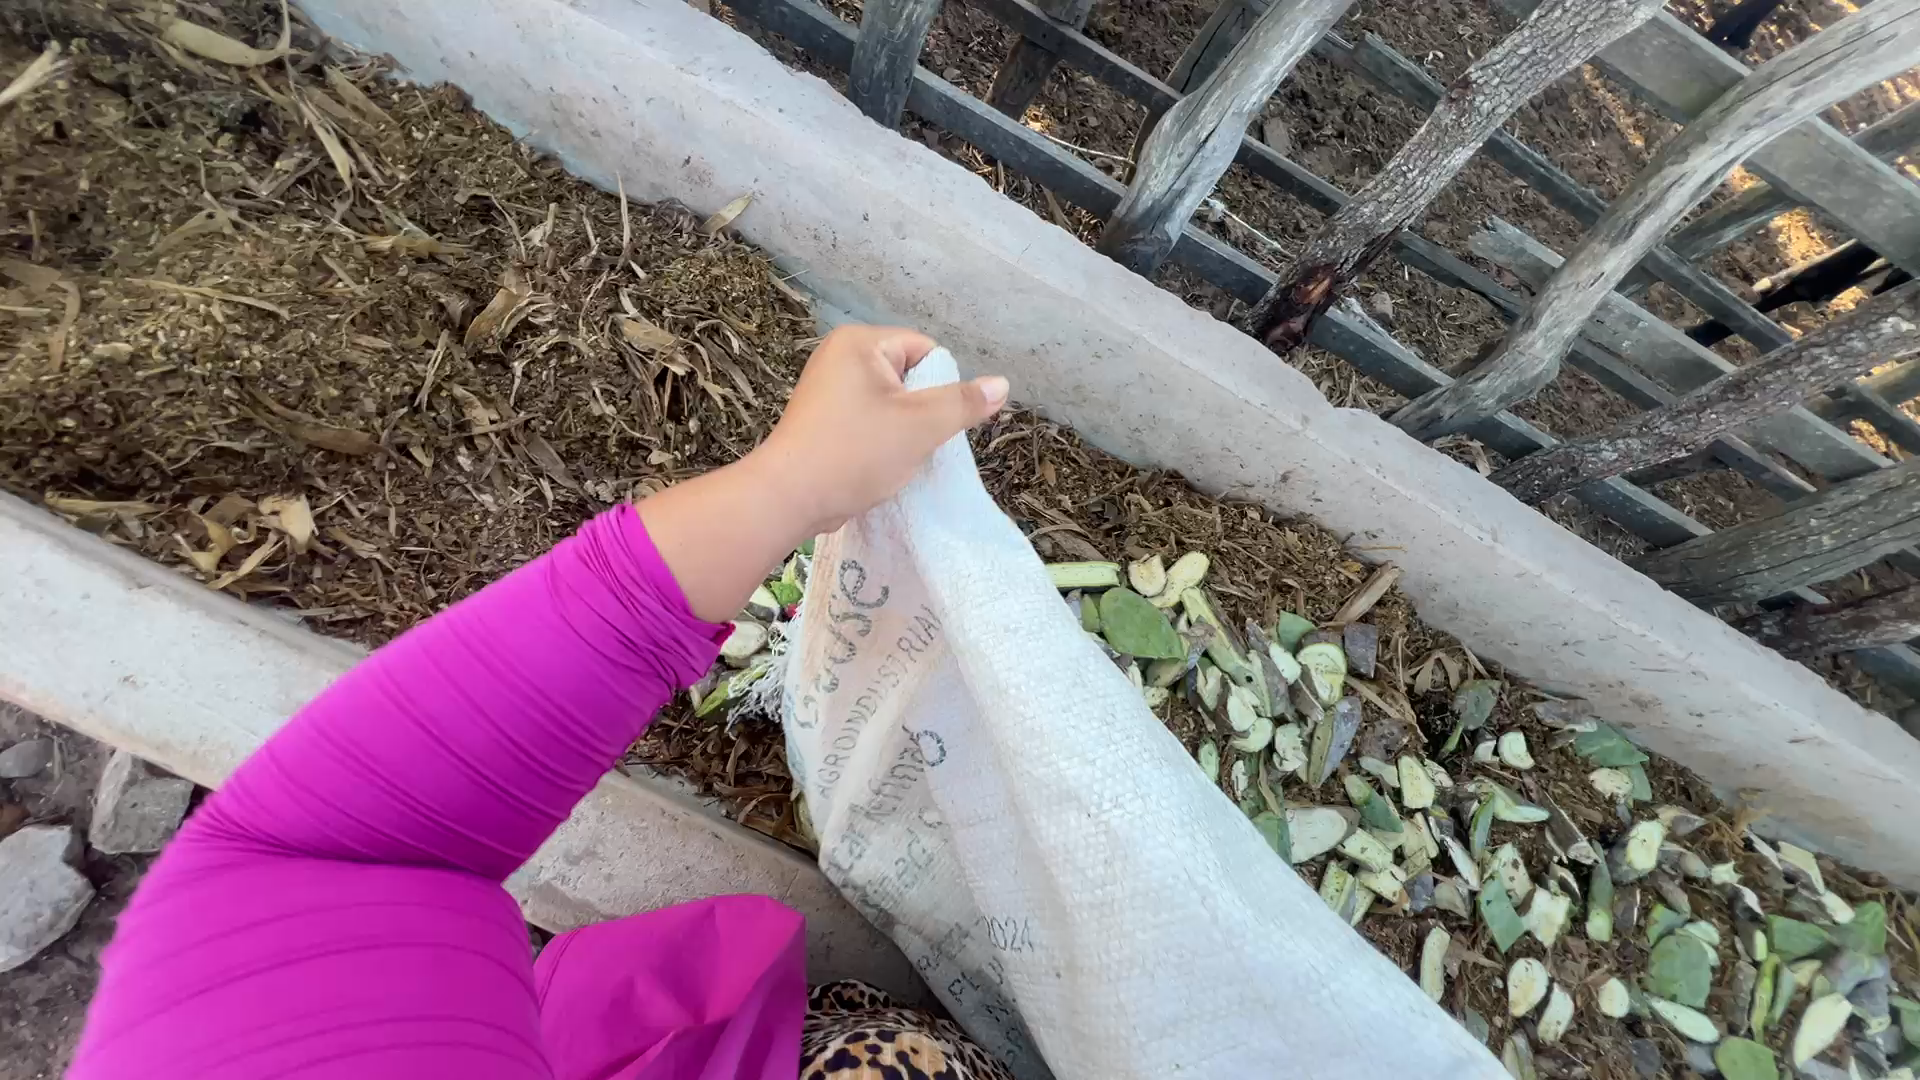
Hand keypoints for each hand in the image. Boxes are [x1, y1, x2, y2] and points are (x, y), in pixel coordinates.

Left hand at [749, 325, 1009, 535]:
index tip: (931, 423)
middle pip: (909, 377)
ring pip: (891, 404)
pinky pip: (869, 421)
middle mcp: (840, 357)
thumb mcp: (921, 426)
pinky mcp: (823, 420)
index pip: (925, 351)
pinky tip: (877, 464)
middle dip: (921, 412)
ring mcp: (828, 389)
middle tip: (914, 442)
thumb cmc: (855, 453)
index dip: (940, 388)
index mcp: (860, 343)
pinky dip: (880, 441)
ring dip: (903, 431)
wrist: (789, 498)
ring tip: (893, 456)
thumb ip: (964, 403)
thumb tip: (1002, 384)